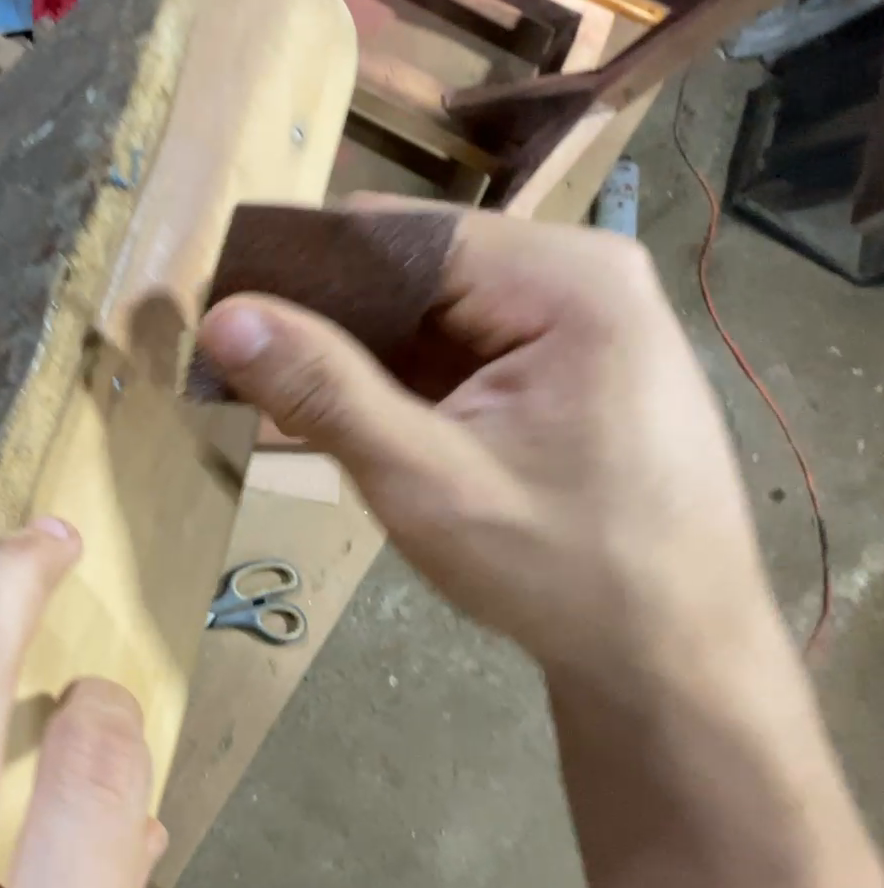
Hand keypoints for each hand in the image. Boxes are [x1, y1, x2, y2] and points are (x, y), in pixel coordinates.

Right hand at [198, 206, 772, 674]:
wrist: (668, 653)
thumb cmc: (562, 568)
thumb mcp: (422, 478)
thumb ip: (321, 390)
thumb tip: (222, 317)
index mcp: (561, 278)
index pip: (389, 234)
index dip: (296, 270)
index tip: (220, 315)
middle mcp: (569, 276)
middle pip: (400, 267)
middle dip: (314, 318)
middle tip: (235, 370)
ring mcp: (562, 318)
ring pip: (412, 308)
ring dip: (340, 352)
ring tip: (271, 396)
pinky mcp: (547, 360)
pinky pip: (438, 344)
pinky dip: (377, 376)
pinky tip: (334, 415)